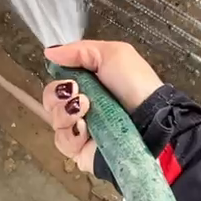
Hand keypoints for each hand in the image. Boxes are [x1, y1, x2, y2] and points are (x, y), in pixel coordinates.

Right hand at [42, 40, 163, 172]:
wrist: (151, 120)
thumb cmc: (137, 85)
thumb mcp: (113, 54)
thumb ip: (78, 50)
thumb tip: (50, 52)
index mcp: (89, 84)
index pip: (58, 81)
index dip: (58, 79)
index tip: (70, 78)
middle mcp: (83, 106)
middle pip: (51, 100)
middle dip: (58, 94)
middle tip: (78, 92)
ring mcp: (81, 129)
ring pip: (54, 120)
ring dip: (65, 112)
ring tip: (86, 108)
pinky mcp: (81, 150)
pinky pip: (62, 141)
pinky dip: (71, 133)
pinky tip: (84, 128)